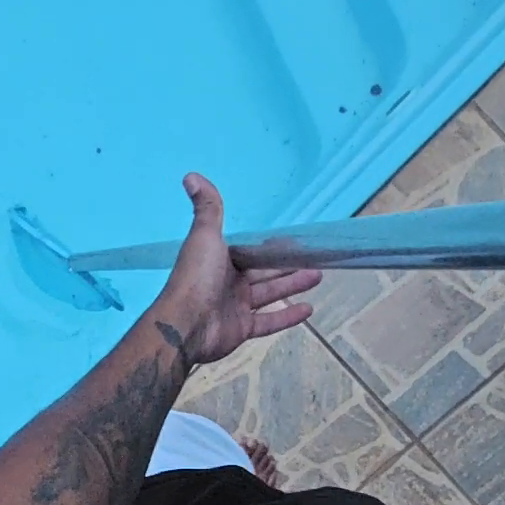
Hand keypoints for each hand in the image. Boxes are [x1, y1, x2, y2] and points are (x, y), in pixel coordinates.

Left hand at [152, 173, 322, 367]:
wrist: (185, 324)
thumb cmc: (197, 277)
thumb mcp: (205, 236)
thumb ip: (208, 208)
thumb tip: (190, 175)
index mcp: (220, 260)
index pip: (251, 250)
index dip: (272, 246)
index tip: (296, 239)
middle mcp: (228, 283)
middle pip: (263, 272)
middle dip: (288, 265)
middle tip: (316, 257)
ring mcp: (235, 307)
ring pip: (269, 294)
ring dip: (293, 285)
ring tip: (319, 275)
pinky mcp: (241, 329)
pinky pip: (268, 322)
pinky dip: (287, 316)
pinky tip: (309, 309)